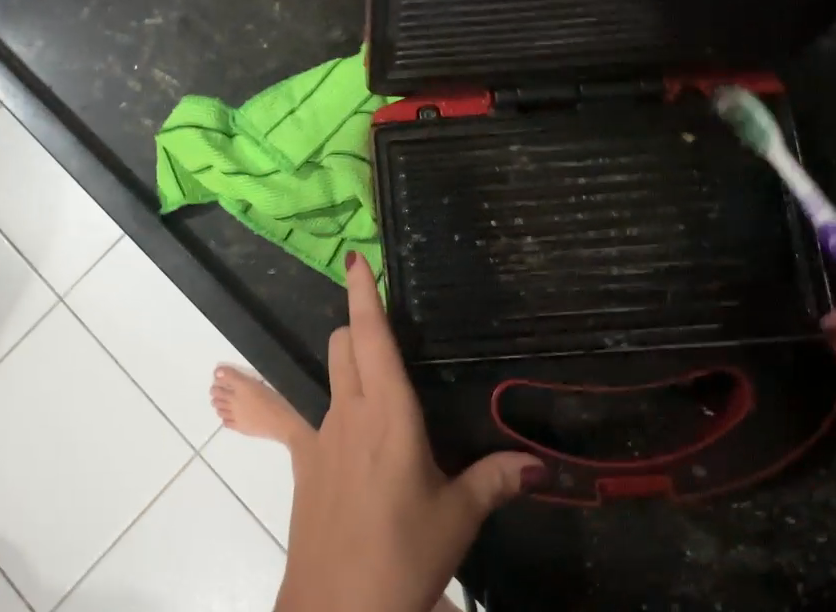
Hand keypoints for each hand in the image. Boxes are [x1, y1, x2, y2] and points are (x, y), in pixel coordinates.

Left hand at [276, 251, 543, 611]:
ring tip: (376, 383)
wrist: (335, 607)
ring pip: (329, 375)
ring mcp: (320, 435)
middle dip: (359, 324)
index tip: (355, 258)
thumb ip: (494, 481)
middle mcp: (349, 411)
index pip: (371, 337)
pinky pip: (298, 418)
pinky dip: (312, 409)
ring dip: (347, 364)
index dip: (363, 294)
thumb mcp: (457, 519)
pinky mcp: (302, 462)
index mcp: (388, 414)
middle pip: (343, 344)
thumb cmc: (402, 556)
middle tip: (387, 328)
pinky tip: (328, 432)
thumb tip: (537, 462)